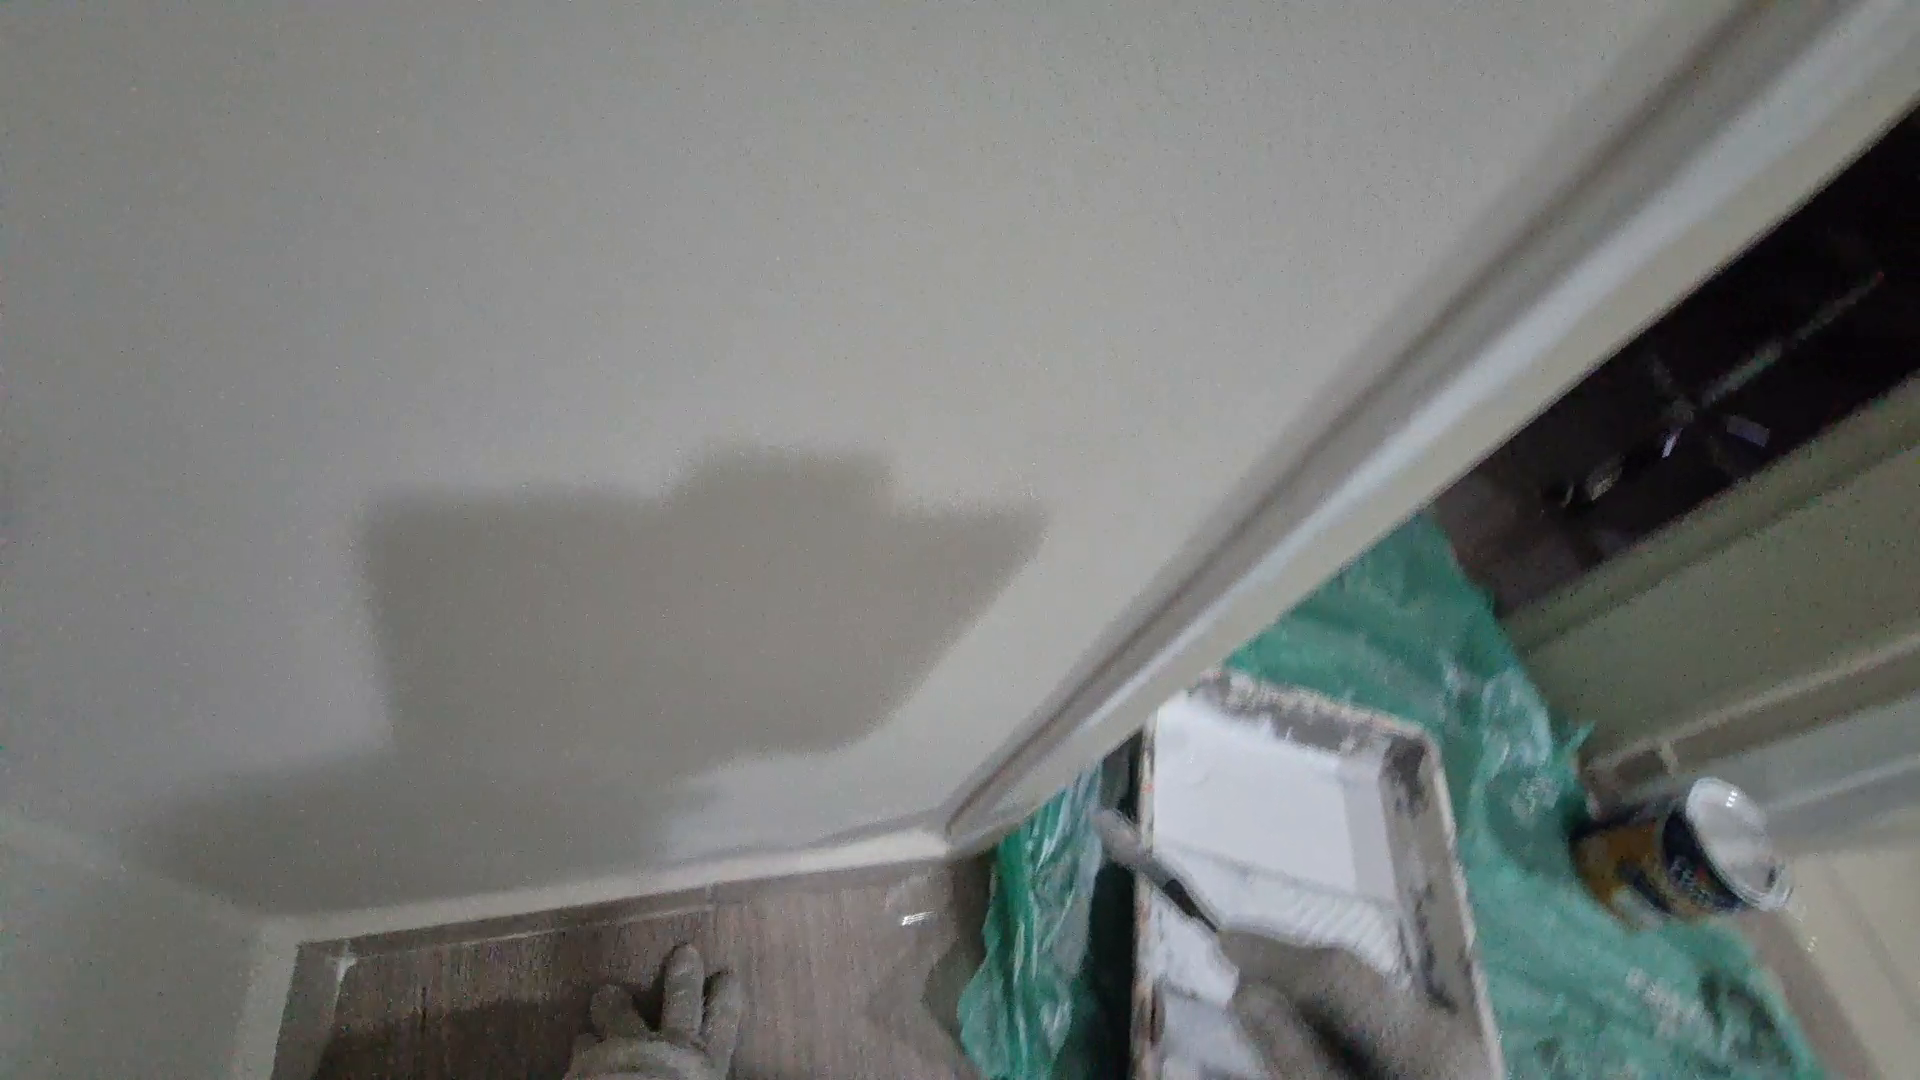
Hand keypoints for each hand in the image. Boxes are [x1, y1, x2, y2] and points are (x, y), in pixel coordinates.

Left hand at [565, 944, 744, 1079]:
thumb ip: (704, 1074)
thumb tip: (708, 1065)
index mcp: (706, 1062)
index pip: (723, 1021)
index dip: (725, 996)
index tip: (726, 975)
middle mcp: (672, 1045)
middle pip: (681, 1001)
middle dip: (683, 976)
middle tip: (684, 951)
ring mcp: (628, 1048)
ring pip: (622, 1016)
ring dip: (615, 1004)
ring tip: (607, 993)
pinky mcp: (587, 1060)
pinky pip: (585, 1047)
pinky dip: (585, 1042)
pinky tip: (581, 1039)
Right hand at [1218, 932, 1484, 1079]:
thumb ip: (1293, 1056)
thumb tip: (1245, 993)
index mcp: (1425, 1038)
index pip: (1336, 970)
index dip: (1273, 951)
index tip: (1220, 940)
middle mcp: (1440, 1028)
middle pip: (1348, 980)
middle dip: (1288, 978)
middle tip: (1236, 990)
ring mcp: (1446, 1049)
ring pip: (1356, 1003)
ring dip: (1306, 1005)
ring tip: (1262, 1017)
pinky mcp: (1439, 1068)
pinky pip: (1370, 1030)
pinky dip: (1330, 1032)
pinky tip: (1303, 1046)